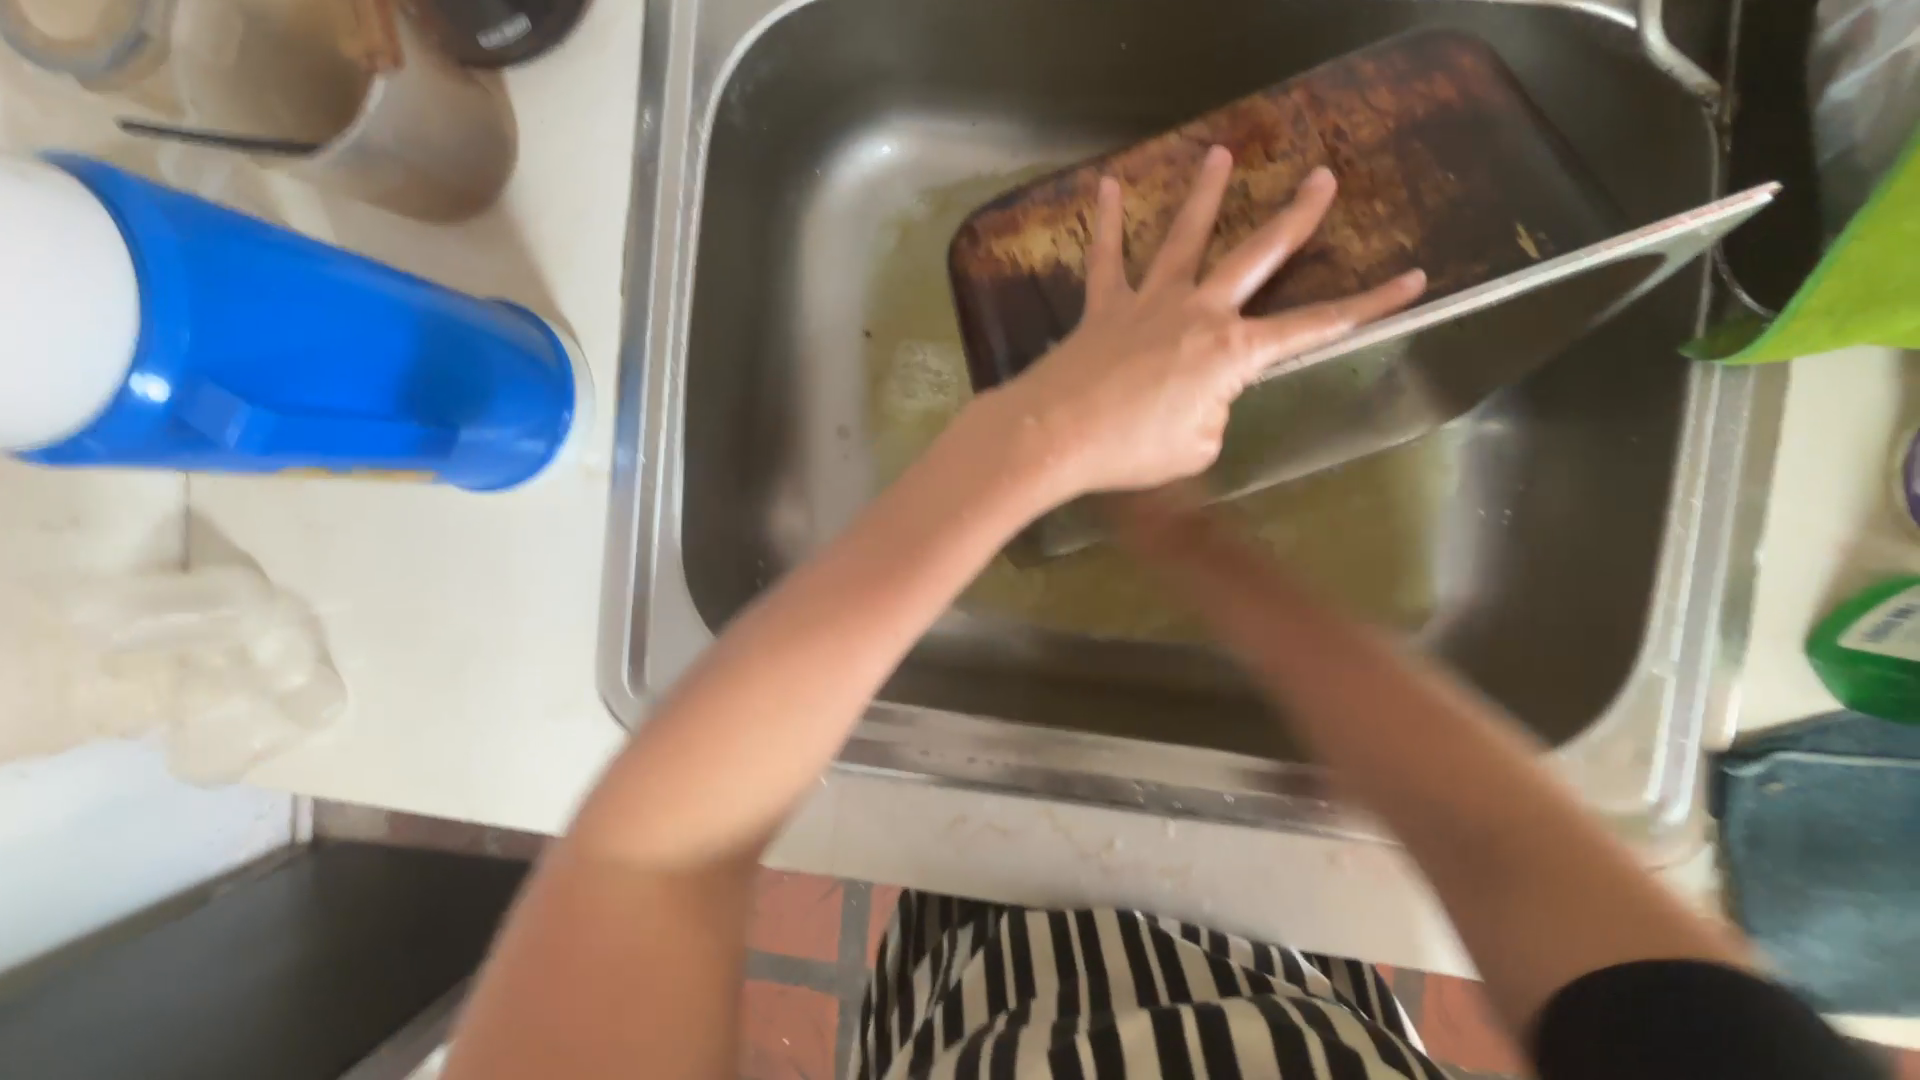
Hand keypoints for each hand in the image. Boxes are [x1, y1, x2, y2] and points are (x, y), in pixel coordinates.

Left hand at [977, 145, 1426, 499]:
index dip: (1368, 304)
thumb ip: (1214, 412)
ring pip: (1185, 237)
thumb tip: (1199, 395)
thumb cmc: (1131, 450)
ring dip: (1206, 194)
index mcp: (1233, 352)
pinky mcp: (1104, 306)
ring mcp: (1149, 302)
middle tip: (1323, 179)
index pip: (1315, 326)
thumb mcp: (1198, 447)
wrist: (1055, 437)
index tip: (1412, 278)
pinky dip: (1107, 223)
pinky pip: (1107, 258)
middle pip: (1257, 255)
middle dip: (1296, 217)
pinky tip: (1107, 186)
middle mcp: (1198, 312)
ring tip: (1219, 153)